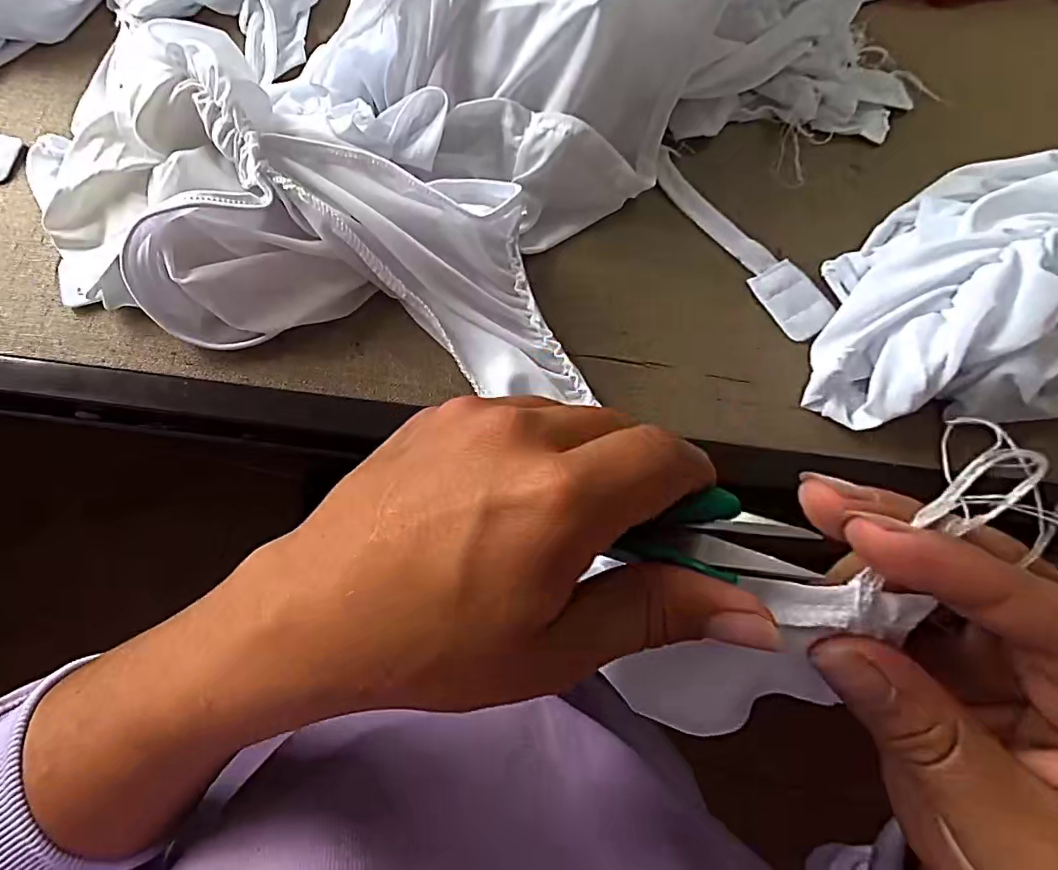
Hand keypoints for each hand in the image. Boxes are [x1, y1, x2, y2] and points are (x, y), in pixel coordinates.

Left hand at [240, 395, 779, 713]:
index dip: (694, 484)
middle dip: (643, 473)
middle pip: (626, 429)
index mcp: (561, 494)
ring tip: (555, 515)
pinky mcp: (443, 408)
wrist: (311, 611)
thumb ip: (656, 611)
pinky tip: (502, 493)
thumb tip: (746, 612)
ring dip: (590, 456)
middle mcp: (525, 430)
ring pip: (574, 417)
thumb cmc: (432, 647)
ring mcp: (478, 411)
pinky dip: (539, 444)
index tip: (690, 519)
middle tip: (623, 531)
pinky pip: (521, 413)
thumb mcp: (554, 648)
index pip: (668, 455)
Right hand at [799, 476, 1057, 869]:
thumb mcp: (1021, 853)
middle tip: (832, 503)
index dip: (951, 565)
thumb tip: (841, 649)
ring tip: (823, 537)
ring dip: (881, 564)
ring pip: (953, 587)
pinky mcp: (989, 677)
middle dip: (907, 536)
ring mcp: (1046, 671)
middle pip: (1000, 578)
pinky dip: (874, 605)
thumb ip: (930, 742)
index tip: (872, 534)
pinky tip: (838, 586)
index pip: (1054, 614)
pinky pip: (924, 624)